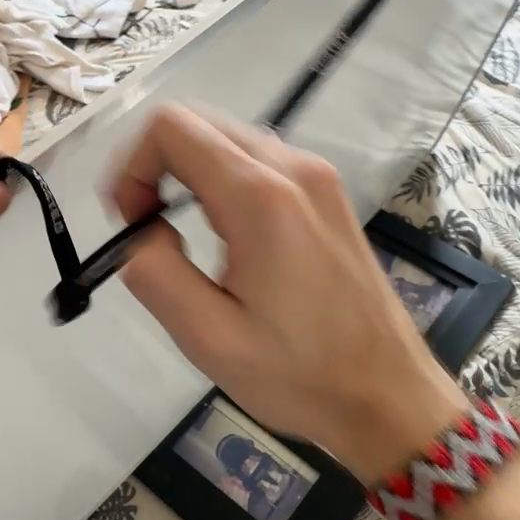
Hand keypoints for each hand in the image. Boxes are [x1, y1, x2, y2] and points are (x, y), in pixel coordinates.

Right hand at [111, 105, 467, 484]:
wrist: (390, 397)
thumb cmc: (299, 375)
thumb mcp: (208, 337)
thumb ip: (154, 272)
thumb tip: (142, 231)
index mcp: (260, 196)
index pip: (172, 128)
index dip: (132, 164)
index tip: (129, 220)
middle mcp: (293, 167)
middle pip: (198, 121)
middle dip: (153, 164)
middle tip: (143, 226)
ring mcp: (317, 177)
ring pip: (226, 136)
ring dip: (186, 171)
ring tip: (179, 235)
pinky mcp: (326, 195)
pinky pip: (257, 160)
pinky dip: (220, 180)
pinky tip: (221, 233)